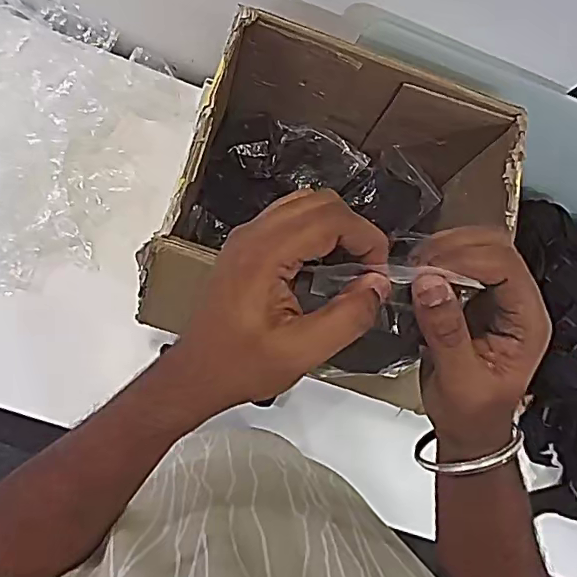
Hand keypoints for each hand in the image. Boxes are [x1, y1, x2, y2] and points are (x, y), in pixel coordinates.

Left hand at [163, 189, 391, 412]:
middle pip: (319, 202)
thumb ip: (348, 316)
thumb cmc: (240, 365)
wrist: (197, 374)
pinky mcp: (245, 247)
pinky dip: (316, 232)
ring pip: (304, 205)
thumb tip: (377, 286)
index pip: (330, 218)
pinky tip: (323, 268)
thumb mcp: (304, 351)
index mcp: (264, 255)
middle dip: (354, 229)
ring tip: (350, 267)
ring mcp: (246, 238)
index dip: (366, 238)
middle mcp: (252, 236)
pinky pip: (288, 220)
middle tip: (368, 269)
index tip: (378, 270)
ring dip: (335, 228)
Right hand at [411, 227, 550, 457]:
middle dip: (453, 249)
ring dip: (443, 252)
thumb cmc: (474, 416)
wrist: (469, 432)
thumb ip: (445, 331)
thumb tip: (430, 284)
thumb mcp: (458, 380)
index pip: (505, 267)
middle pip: (494, 248)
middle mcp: (517, 304)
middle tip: (419, 266)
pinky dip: (436, 263)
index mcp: (527, 322)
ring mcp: (496, 299)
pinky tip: (419, 277)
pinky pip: (459, 264)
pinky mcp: (474, 299)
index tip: (429, 270)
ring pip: (477, 249)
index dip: (466, 260)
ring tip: (416, 271)